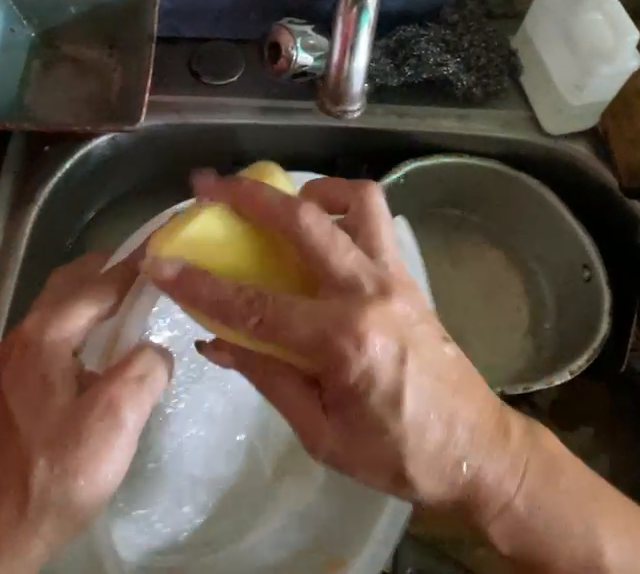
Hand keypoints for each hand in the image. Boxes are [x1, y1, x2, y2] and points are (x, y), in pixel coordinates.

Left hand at [0, 253, 172, 573]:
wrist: (0, 534)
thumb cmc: (57, 475)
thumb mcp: (114, 421)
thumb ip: (144, 370)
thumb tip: (154, 350)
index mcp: (45, 336)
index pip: (98, 283)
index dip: (134, 266)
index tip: (168, 249)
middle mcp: (25, 337)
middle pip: (71, 284)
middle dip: (110, 270)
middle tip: (152, 270)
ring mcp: (17, 361)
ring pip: (60, 307)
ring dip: (96, 295)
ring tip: (136, 302)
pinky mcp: (19, 384)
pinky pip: (56, 332)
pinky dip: (84, 321)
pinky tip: (107, 345)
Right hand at [142, 171, 527, 525]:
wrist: (478, 450)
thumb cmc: (398, 454)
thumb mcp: (322, 434)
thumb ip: (269, 377)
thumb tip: (215, 341)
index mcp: (344, 342)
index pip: (255, 305)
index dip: (201, 285)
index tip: (161, 263)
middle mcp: (369, 293)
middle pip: (302, 222)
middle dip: (247, 197)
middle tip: (207, 184)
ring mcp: (394, 276)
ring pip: (354, 200)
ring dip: (310, 187)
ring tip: (279, 198)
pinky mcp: (408, 273)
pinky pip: (376, 218)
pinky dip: (343, 203)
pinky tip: (321, 224)